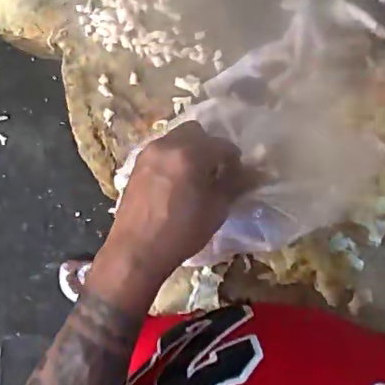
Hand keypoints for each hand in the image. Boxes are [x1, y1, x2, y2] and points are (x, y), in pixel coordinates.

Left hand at [89, 123, 250, 305]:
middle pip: (197, 132)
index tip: (236, 175)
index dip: (234, 159)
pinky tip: (176, 182)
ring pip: (177, 138)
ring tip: (194, 176)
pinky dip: (173, 158)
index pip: (222, 145)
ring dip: (190, 150)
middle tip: (215, 170)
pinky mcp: (136, 165)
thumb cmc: (181, 232)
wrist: (135, 252)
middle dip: (210, 146)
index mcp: (190, 154)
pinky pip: (162, 151)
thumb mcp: (217, 210)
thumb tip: (249, 173)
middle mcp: (168, 145)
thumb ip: (234, 184)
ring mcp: (149, 153)